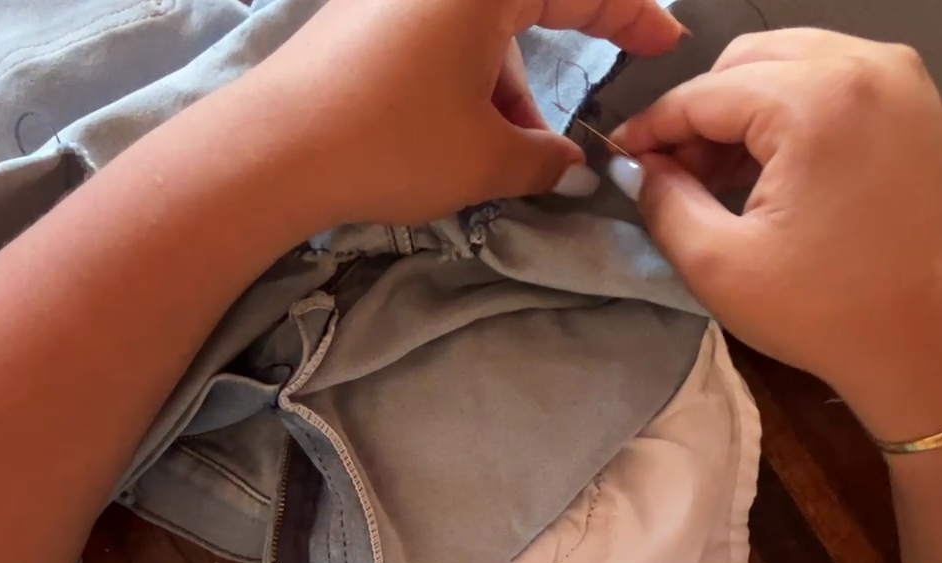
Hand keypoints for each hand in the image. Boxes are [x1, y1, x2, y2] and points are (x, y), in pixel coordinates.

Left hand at [232, 0, 685, 226]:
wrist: (276, 150)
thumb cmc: (394, 143)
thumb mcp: (485, 160)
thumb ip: (542, 160)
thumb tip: (570, 165)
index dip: (631, 16)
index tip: (664, 42)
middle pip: (522, 16)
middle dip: (540, 90)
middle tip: (550, 148)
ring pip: (474, 42)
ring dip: (496, 103)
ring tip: (491, 167)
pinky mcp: (363, 24)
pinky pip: (433, 50)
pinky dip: (455, 94)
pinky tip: (447, 145)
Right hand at [611, 30, 941, 440]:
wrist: (933, 338)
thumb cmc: (821, 308)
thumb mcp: (717, 264)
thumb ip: (664, 203)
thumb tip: (637, 169)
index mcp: (814, 97)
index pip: (704, 91)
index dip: (650, 127)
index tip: (616, 162)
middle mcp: (863, 63)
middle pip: (747, 62)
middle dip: (696, 113)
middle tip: (668, 175)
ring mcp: (899, 79)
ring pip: (788, 66)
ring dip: (738, 113)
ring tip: (711, 178)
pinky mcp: (914, 105)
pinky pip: (828, 84)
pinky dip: (783, 115)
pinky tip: (762, 172)